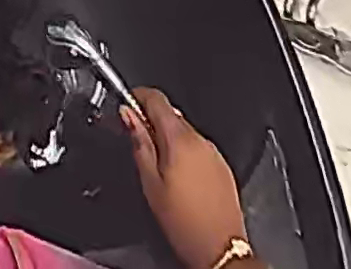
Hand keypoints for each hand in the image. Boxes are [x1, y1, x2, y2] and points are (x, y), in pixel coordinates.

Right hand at [124, 88, 248, 268]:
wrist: (222, 253)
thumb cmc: (185, 223)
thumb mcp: (150, 182)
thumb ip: (139, 142)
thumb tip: (128, 114)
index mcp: (179, 139)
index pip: (157, 98)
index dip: (139, 96)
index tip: (129, 106)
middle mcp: (199, 140)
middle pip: (170, 114)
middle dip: (152, 122)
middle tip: (139, 142)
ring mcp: (214, 153)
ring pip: (184, 131)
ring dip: (169, 138)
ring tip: (160, 167)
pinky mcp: (223, 166)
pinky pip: (198, 147)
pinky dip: (185, 152)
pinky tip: (180, 177)